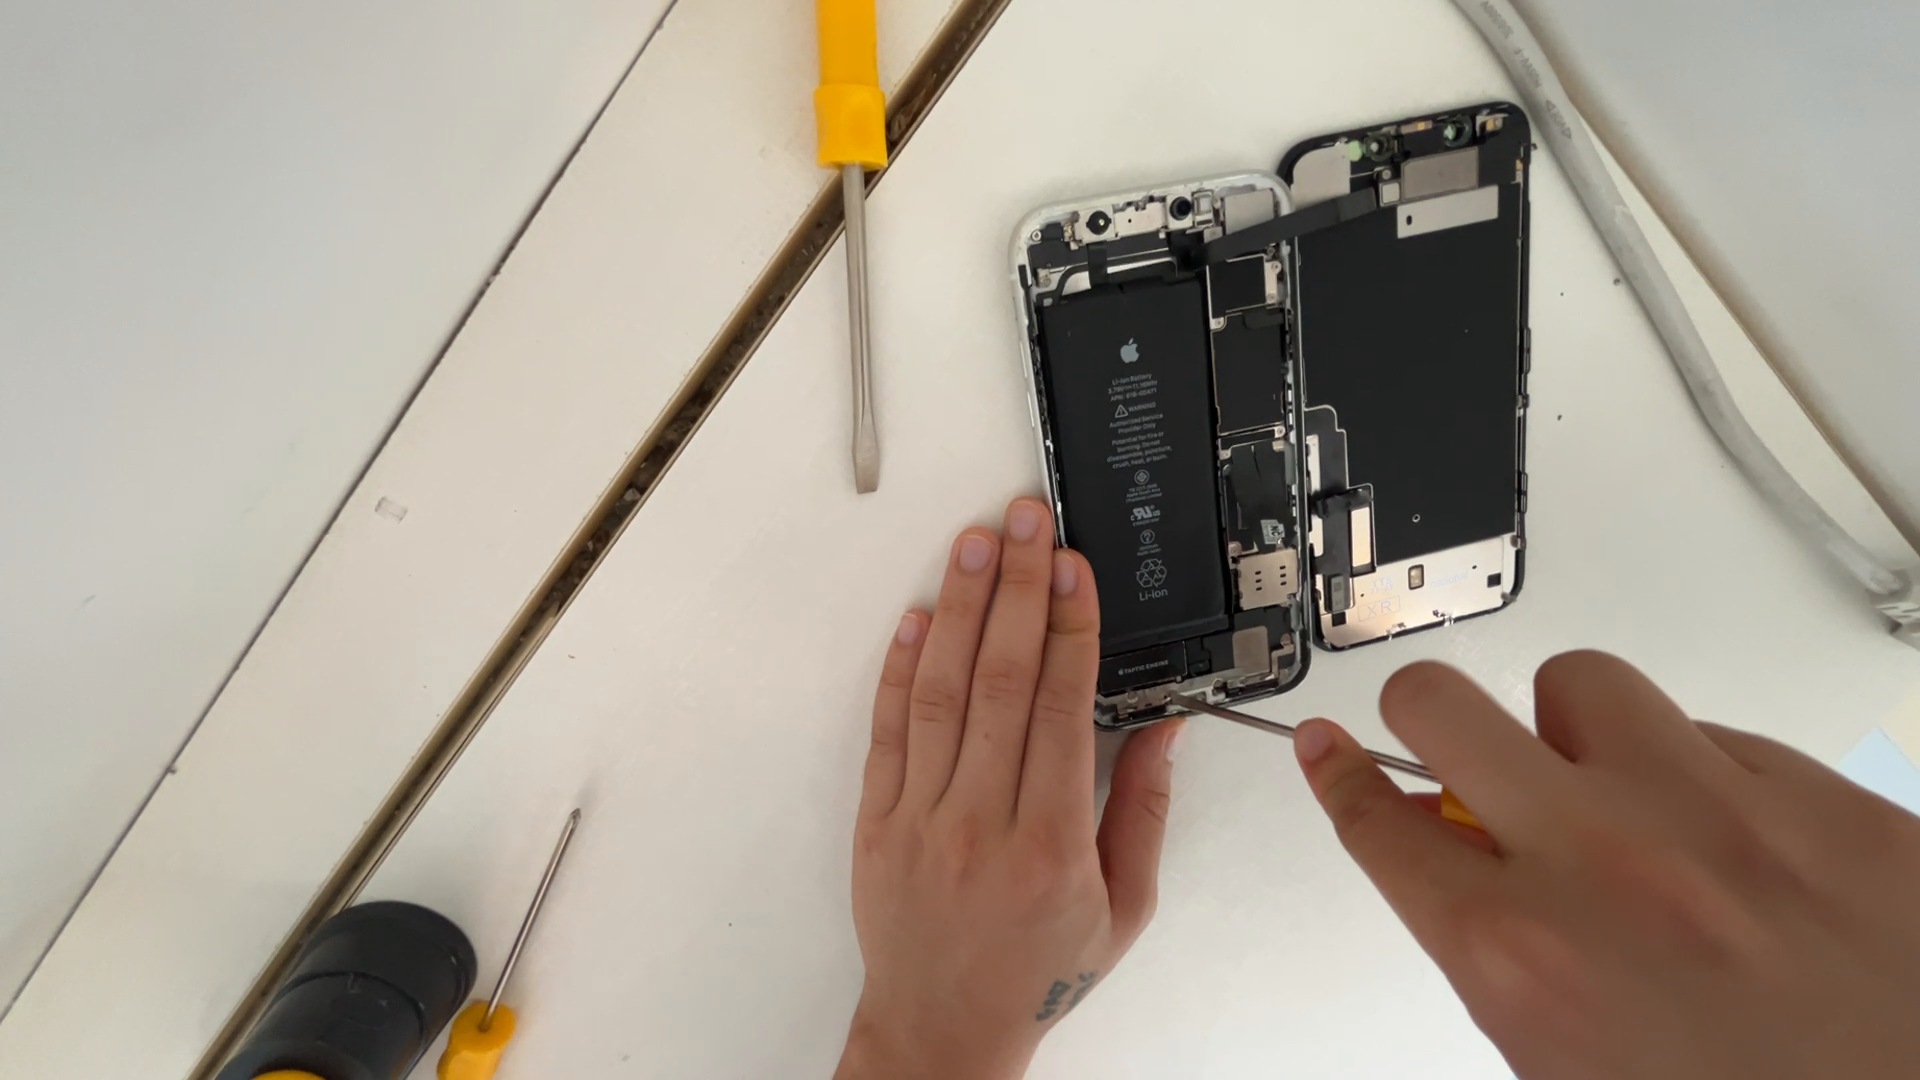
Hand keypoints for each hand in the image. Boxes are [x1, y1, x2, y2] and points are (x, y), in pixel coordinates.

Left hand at [834, 497, 1182, 1079]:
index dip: (1069, 627)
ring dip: (959, 607)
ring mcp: (920, 814)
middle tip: (1025, 525)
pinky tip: (918, 615)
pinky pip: (886, 728)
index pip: (1061, 708)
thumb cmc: (1037, 970)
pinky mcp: (877, 815)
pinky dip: (900, 665)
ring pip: (940, 689)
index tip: (1074, 570)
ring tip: (975, 545)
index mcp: (1052, 845)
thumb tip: (1163, 726)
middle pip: (1000, 680)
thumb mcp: (1123, 908)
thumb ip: (1144, 809)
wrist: (942, 1028)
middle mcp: (981, 821)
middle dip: (1017, 589)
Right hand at [1296, 651, 1919, 1079]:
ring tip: (1627, 796)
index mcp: (1520, 953)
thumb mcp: (1553, 1048)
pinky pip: (1722, 738)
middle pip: (1434, 702)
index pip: (1372, 815)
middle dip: (1425, 713)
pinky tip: (1748, 851)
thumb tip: (1435, 832)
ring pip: (1579, 682)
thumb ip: (1477, 931)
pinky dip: (1710, 781)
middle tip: (1457, 743)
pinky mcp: (1850, 815)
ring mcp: (1726, 826)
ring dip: (1578, 732)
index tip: (1325, 743)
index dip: (1336, 769)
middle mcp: (1602, 868)